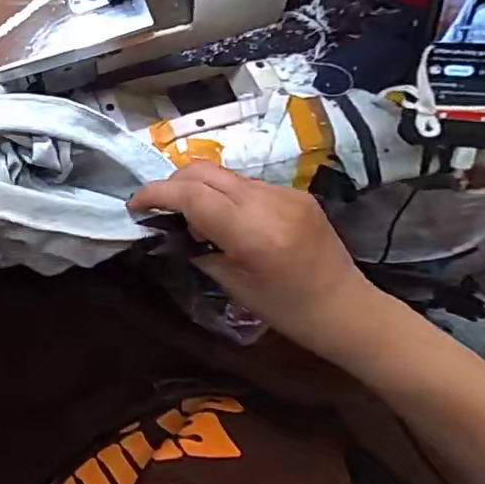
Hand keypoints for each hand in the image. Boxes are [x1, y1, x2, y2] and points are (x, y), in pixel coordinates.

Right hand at [128, 163, 394, 359]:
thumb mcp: (232, 284)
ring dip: (197, 187)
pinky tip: (224, 218)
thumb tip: (172, 227)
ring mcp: (285, 193)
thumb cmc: (288, 310)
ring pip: (223, 174)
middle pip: (204, 172)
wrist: (350, 311)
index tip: (134, 204)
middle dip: (172, 183)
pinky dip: (223, 193)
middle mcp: (270, 203)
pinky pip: (245, 183)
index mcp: (253, 233)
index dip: (156, 194)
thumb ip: (198, 248)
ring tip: (191, 217)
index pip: (192, 195)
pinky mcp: (295, 193)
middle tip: (157, 207)